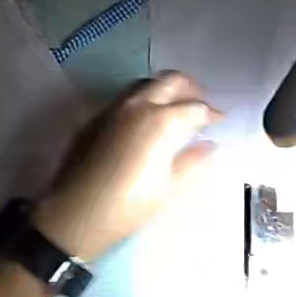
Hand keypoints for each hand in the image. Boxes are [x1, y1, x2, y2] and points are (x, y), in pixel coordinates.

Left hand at [32, 71, 220, 260]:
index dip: (211, 114)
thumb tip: (208, 145)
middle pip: (170, 81)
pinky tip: (143, 124)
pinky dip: (140, 102)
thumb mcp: (166, 189)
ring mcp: (112, 109)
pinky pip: (123, 100)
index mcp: (160, 121)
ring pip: (144, 85)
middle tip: (199, 105)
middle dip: (190, 89)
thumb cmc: (128, 207)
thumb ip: (190, 161)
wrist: (75, 215)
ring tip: (172, 110)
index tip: (220, 121)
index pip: (195, 107)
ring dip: (163, 91)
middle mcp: (136, 105)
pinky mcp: (93, 119)